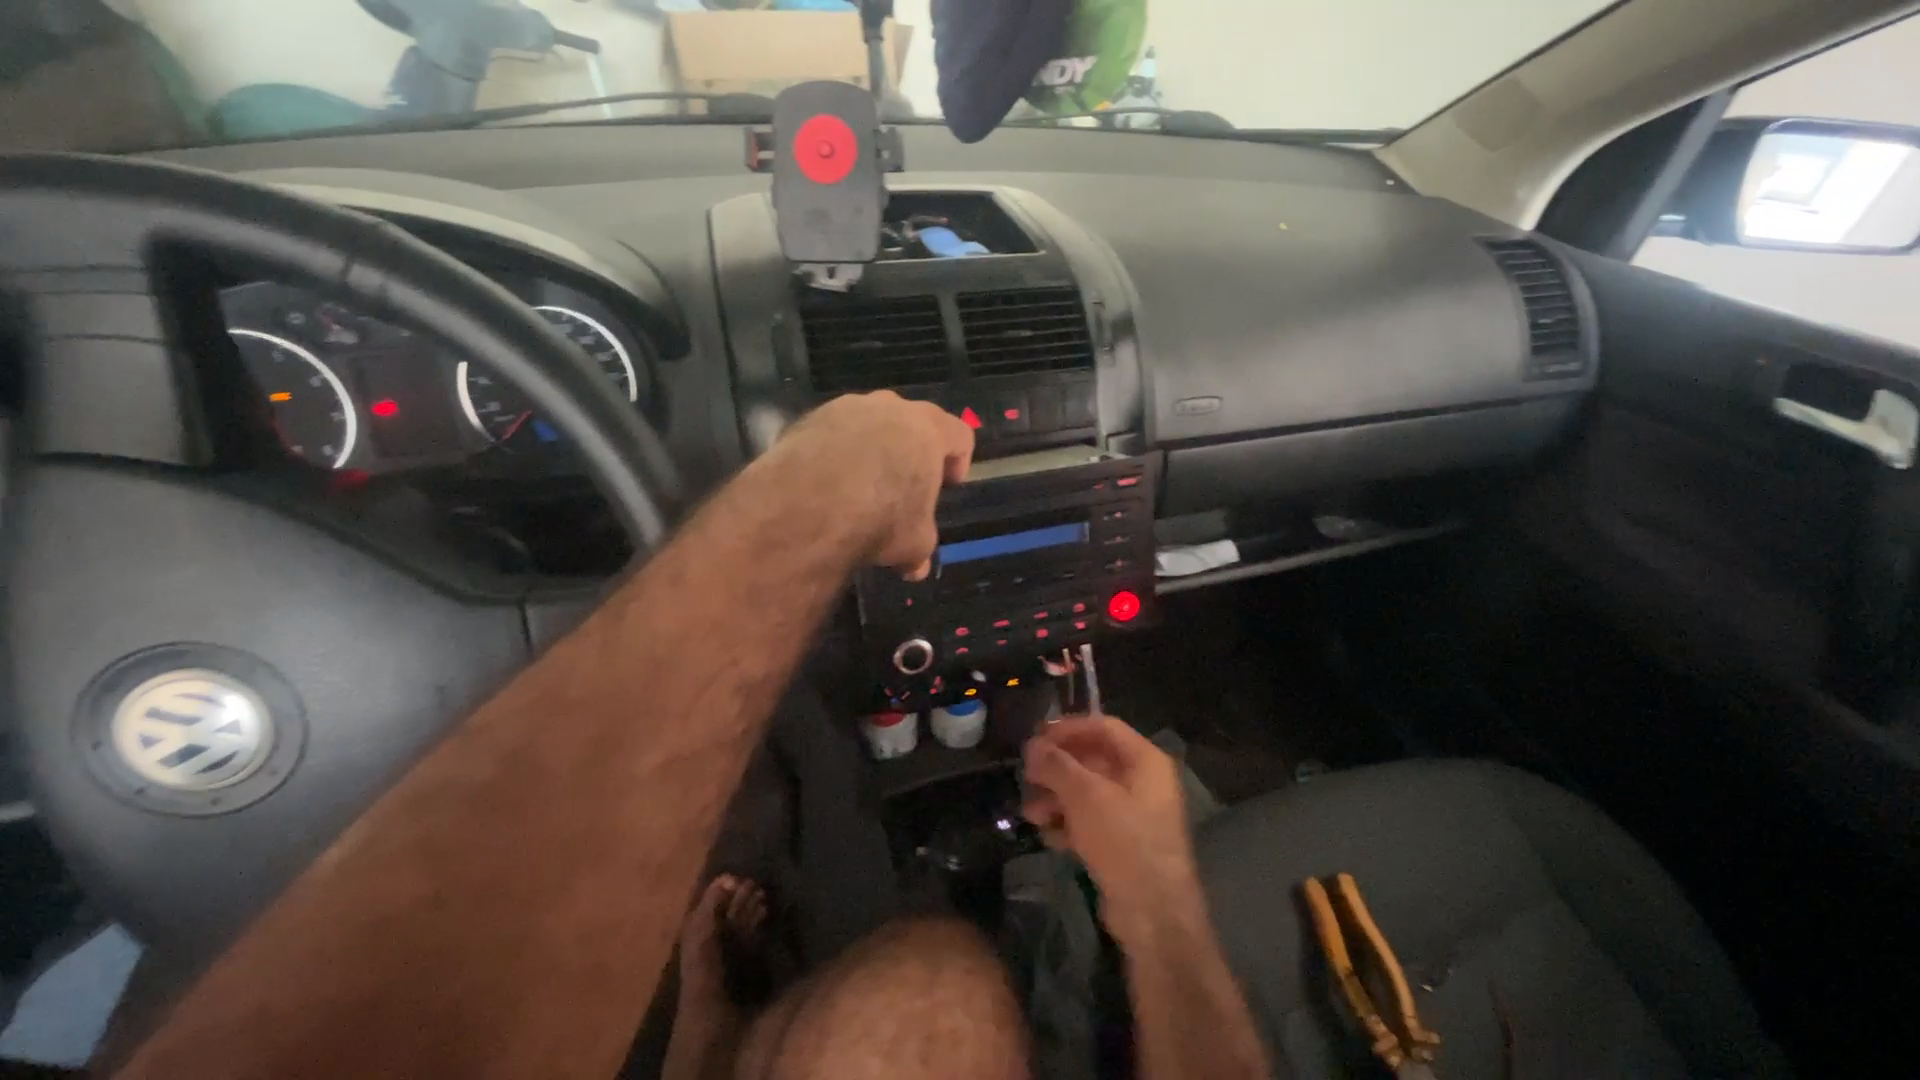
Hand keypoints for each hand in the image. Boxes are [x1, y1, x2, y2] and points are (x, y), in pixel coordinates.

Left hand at [773, 391, 973, 579]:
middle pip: (911, 422)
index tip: (948, 485)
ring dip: (870, 448)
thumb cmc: (881, 518)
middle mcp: (890, 408)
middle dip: (911, 451)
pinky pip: (832, 433)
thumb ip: (921, 547)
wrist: (809, 507)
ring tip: (861, 486)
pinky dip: (835, 453)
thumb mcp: (914, 544)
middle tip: (905, 484)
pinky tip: (827, 484)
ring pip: (868, 423)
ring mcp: (846, 407)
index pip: (959, 435)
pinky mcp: (809, 419)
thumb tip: (916, 567)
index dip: (958, 461)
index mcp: (928, 430)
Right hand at [1022, 715, 1206, 943]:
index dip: (1067, 728)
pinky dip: (1068, 825)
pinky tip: (1049, 836)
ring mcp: (1134, 815)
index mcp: (1145, 761)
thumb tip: (1033, 745)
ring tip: (1031, 813)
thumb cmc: (1123, 840)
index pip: (1103, 727)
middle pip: (1093, 760)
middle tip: (1026, 775)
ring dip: (1056, 799)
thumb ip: (1057, 765)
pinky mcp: (1122, 845)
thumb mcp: (1085, 795)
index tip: (1034, 738)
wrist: (1153, 912)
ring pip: (1087, 794)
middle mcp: (1143, 783)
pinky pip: (1090, 822)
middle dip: (1057, 768)